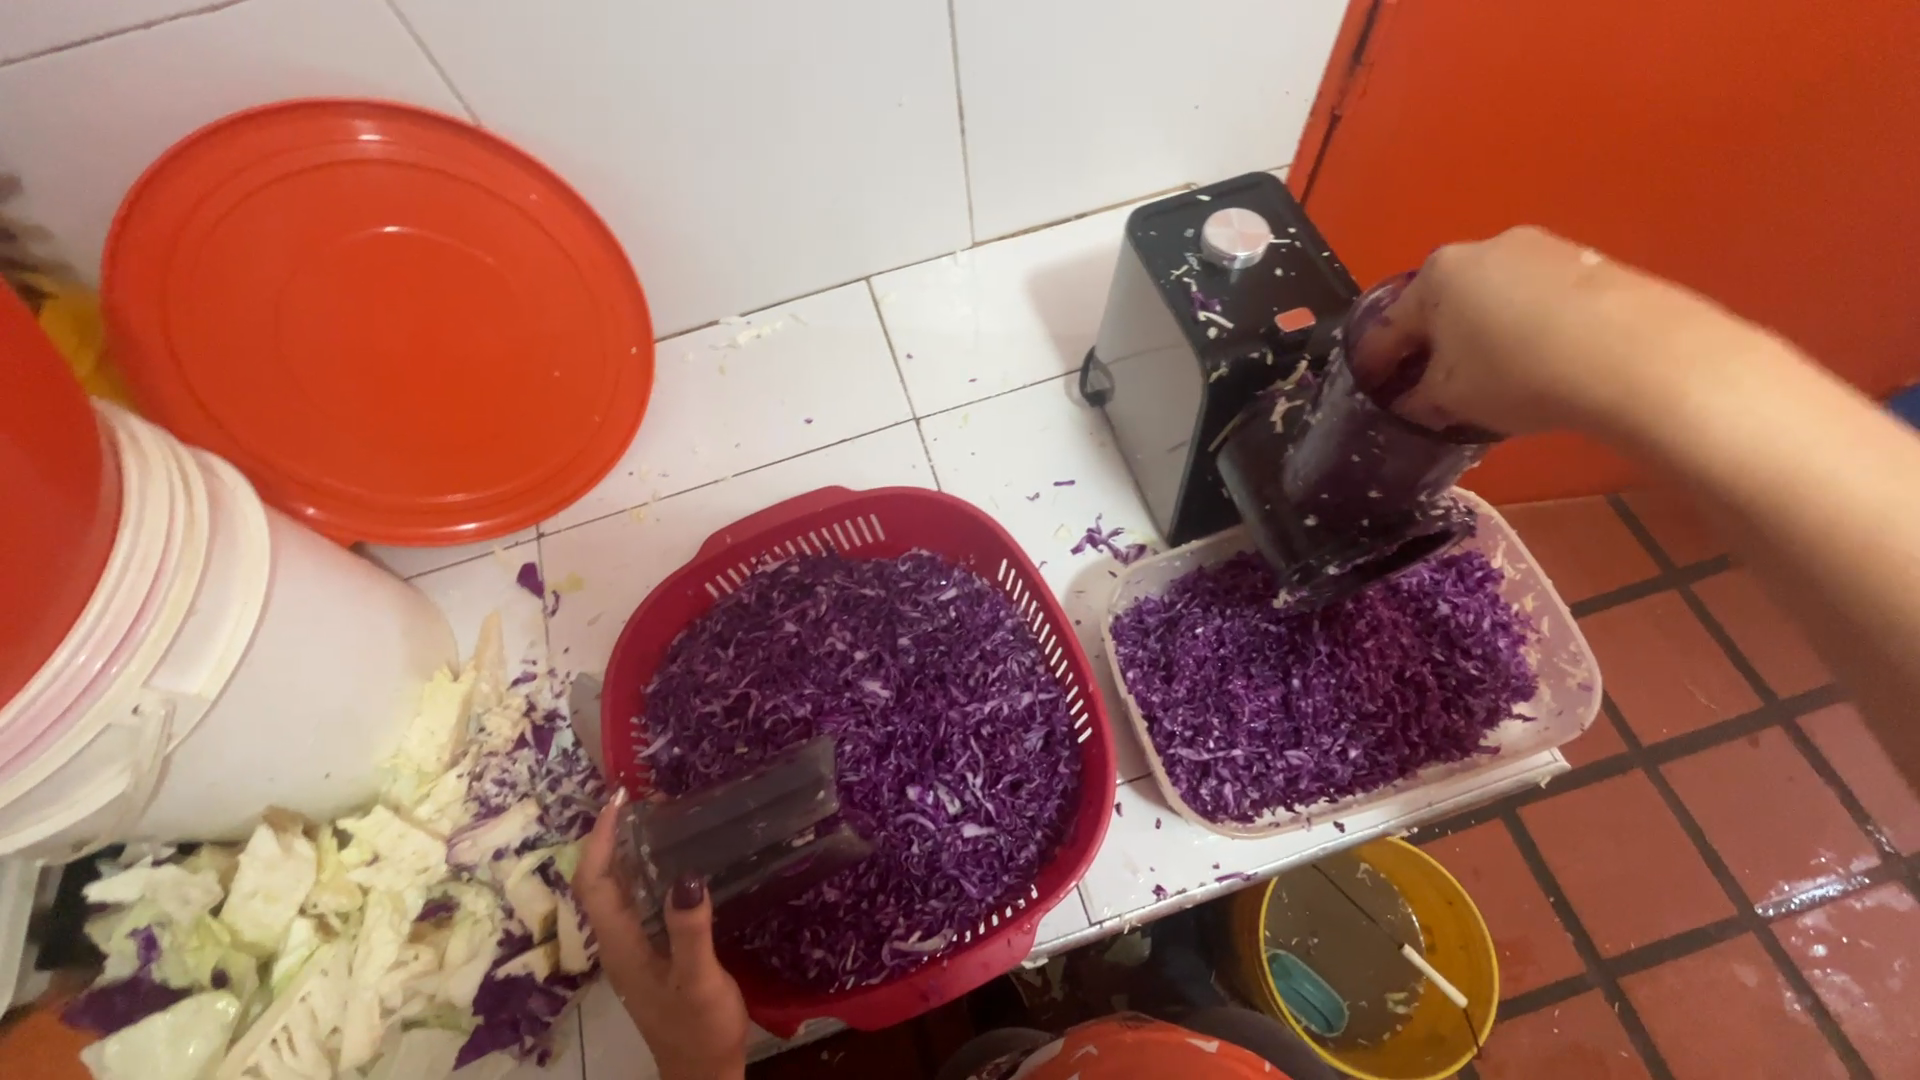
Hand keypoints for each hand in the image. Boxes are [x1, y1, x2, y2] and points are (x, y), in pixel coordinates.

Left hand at [574, 790, 748, 1079]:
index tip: (621, 800)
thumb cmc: (699, 1028)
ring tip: (666, 816)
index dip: (601, 839)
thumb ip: (690, 931)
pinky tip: (683, 859)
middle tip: (650, 799)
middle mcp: (622, 940)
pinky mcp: (657, 949)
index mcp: (621, 943)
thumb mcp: (698, 980)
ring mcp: (638, 945)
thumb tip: (686, 875)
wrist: (704, 1073)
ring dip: (635, 850)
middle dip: (617, 836)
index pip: (594, 882)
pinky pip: (646, 898)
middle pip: (604, 880)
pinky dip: (655, 869)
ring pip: (624, 888)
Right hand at [1351, 226, 1787, 437]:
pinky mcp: (1589, 264)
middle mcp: (1484, 249)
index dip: (1375, 365)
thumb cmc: (1516, 373)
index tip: (1371, 392)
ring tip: (1483, 381)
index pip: (1389, 326)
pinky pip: (1534, 302)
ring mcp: (1542, 250)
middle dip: (1430, 346)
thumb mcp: (1448, 399)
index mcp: (1436, 275)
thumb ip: (1416, 400)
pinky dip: (1521, 331)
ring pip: (1488, 301)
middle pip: (1440, 306)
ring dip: (1476, 337)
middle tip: (1426, 388)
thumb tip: (1411, 403)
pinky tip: (1532, 366)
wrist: (1636, 357)